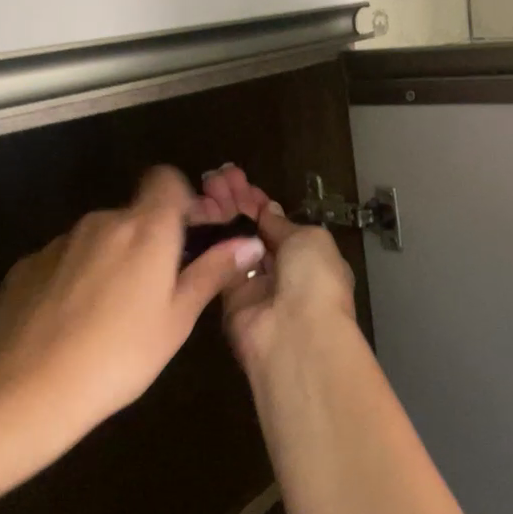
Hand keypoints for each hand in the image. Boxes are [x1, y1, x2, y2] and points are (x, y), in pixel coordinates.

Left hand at [0, 166, 267, 445]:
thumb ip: (213, 272)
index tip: (188, 232)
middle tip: (155, 287)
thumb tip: (249, 243)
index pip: (166, 178)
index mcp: (147, 228)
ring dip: (111, 258)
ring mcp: (60, 242)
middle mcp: (103, 221)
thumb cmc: (119, 356)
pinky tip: (72, 321)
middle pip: (134, 213)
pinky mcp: (26, 266)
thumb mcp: (177, 320)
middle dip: (148, 239)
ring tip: (111, 312)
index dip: (181, 198)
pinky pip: (65, 259)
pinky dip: (75, 277)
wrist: (23, 392)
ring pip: (99, 238)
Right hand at [211, 173, 356, 371]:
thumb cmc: (314, 280)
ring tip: (206, 184)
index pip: (282, 225)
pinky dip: (211, 241)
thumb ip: (283, 224)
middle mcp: (285, 271)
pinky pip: (221, 265)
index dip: (261, 203)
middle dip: (239, 205)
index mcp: (312, 257)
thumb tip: (269, 209)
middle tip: (217, 177)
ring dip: (223, 217)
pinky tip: (198, 211)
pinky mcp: (231, 300)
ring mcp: (257, 286)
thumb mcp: (309, 239)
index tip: (239, 180)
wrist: (295, 336)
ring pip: (237, 246)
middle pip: (257, 233)